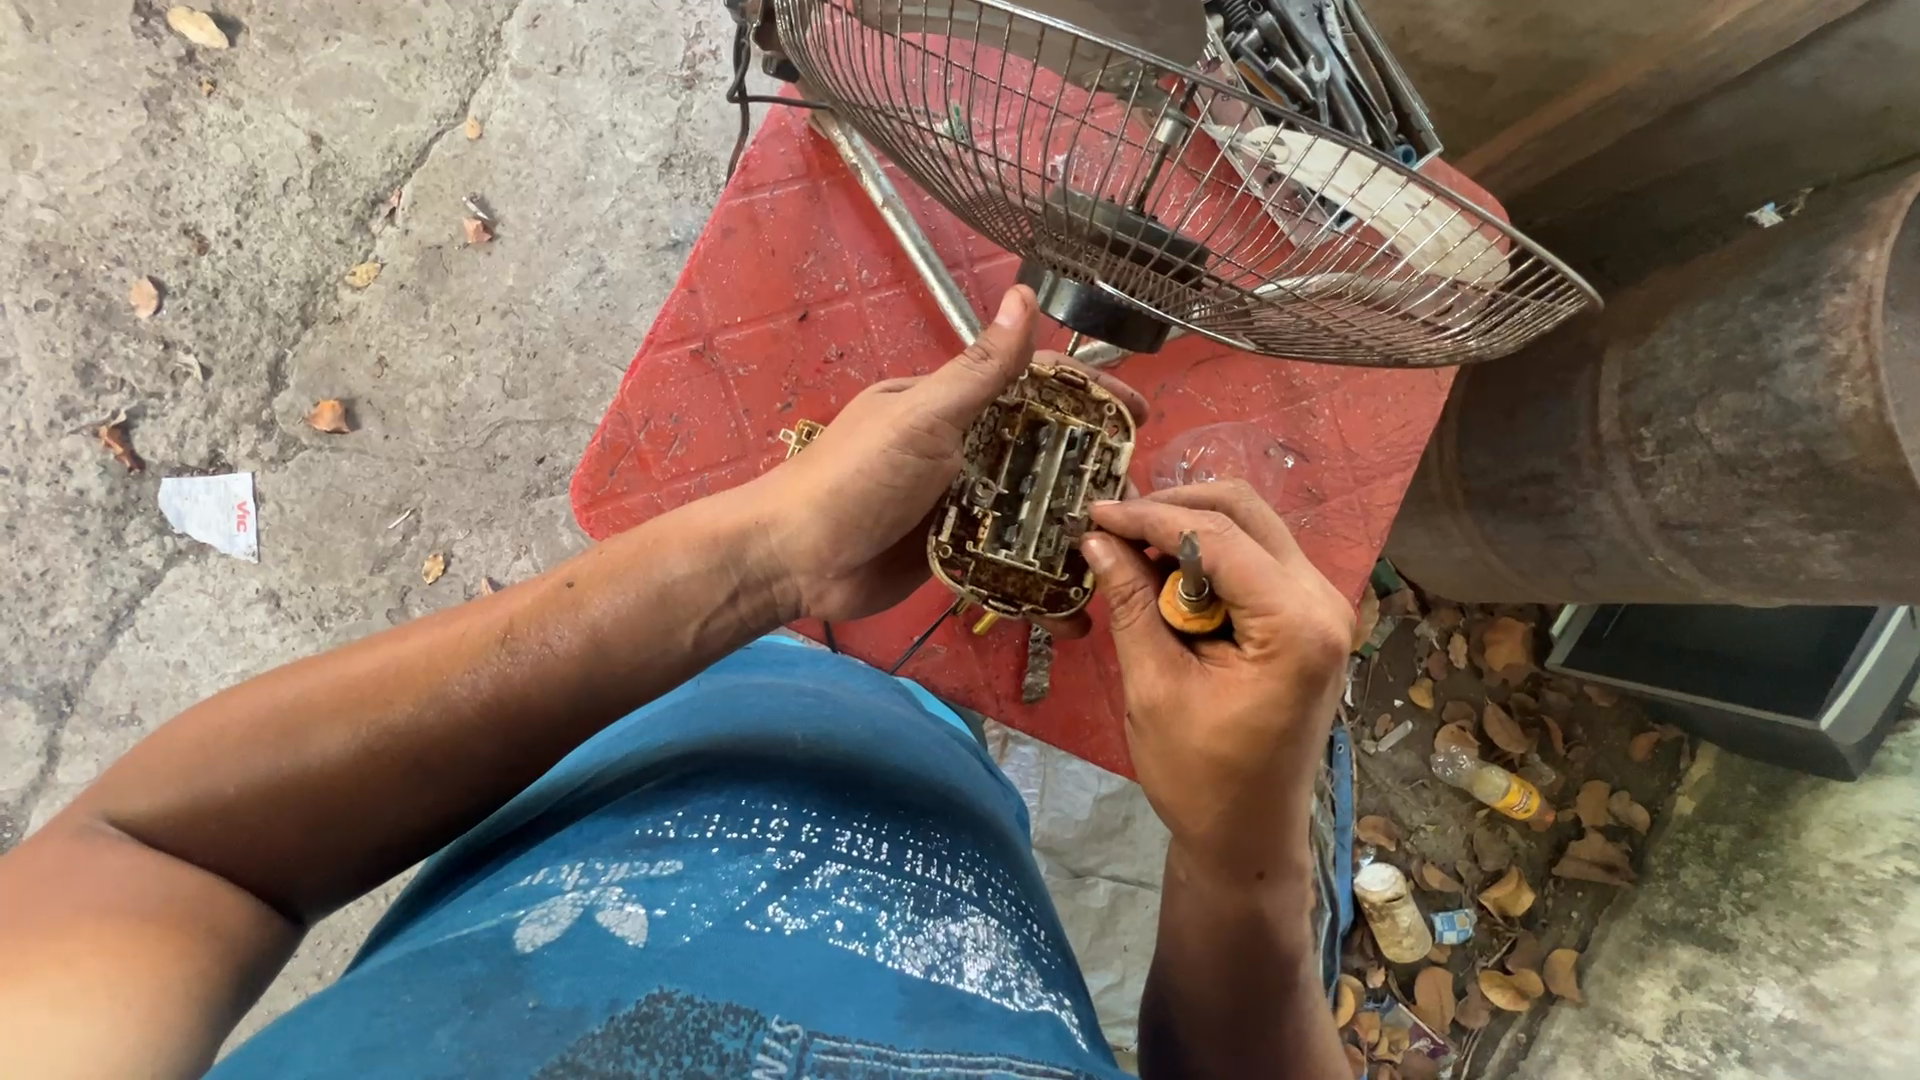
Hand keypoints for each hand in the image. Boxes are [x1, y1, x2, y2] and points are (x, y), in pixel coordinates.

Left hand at [748, 285, 1147, 625]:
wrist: (793, 559)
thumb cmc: (855, 479)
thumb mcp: (921, 419)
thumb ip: (978, 371)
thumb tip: (1025, 294)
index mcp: (955, 407)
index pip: (1036, 387)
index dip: (1091, 397)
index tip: (1140, 415)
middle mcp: (962, 450)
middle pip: (1041, 453)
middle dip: (1089, 472)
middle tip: (1135, 498)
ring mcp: (958, 504)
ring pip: (1027, 509)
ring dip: (1068, 528)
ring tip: (1117, 551)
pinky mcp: (952, 552)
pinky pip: (1004, 558)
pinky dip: (1034, 576)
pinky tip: (1071, 603)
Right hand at [1081, 483, 1354, 885]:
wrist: (1247, 836)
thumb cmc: (1198, 776)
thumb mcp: (1153, 686)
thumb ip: (1129, 602)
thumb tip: (1097, 539)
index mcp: (1295, 625)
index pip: (1217, 537)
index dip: (1150, 518)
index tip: (1094, 513)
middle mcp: (1322, 601)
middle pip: (1244, 513)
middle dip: (1172, 511)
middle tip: (1112, 528)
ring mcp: (1320, 607)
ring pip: (1250, 528)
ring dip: (1187, 531)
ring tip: (1130, 553)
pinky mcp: (1305, 618)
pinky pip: (1253, 559)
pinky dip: (1205, 557)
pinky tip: (1163, 577)